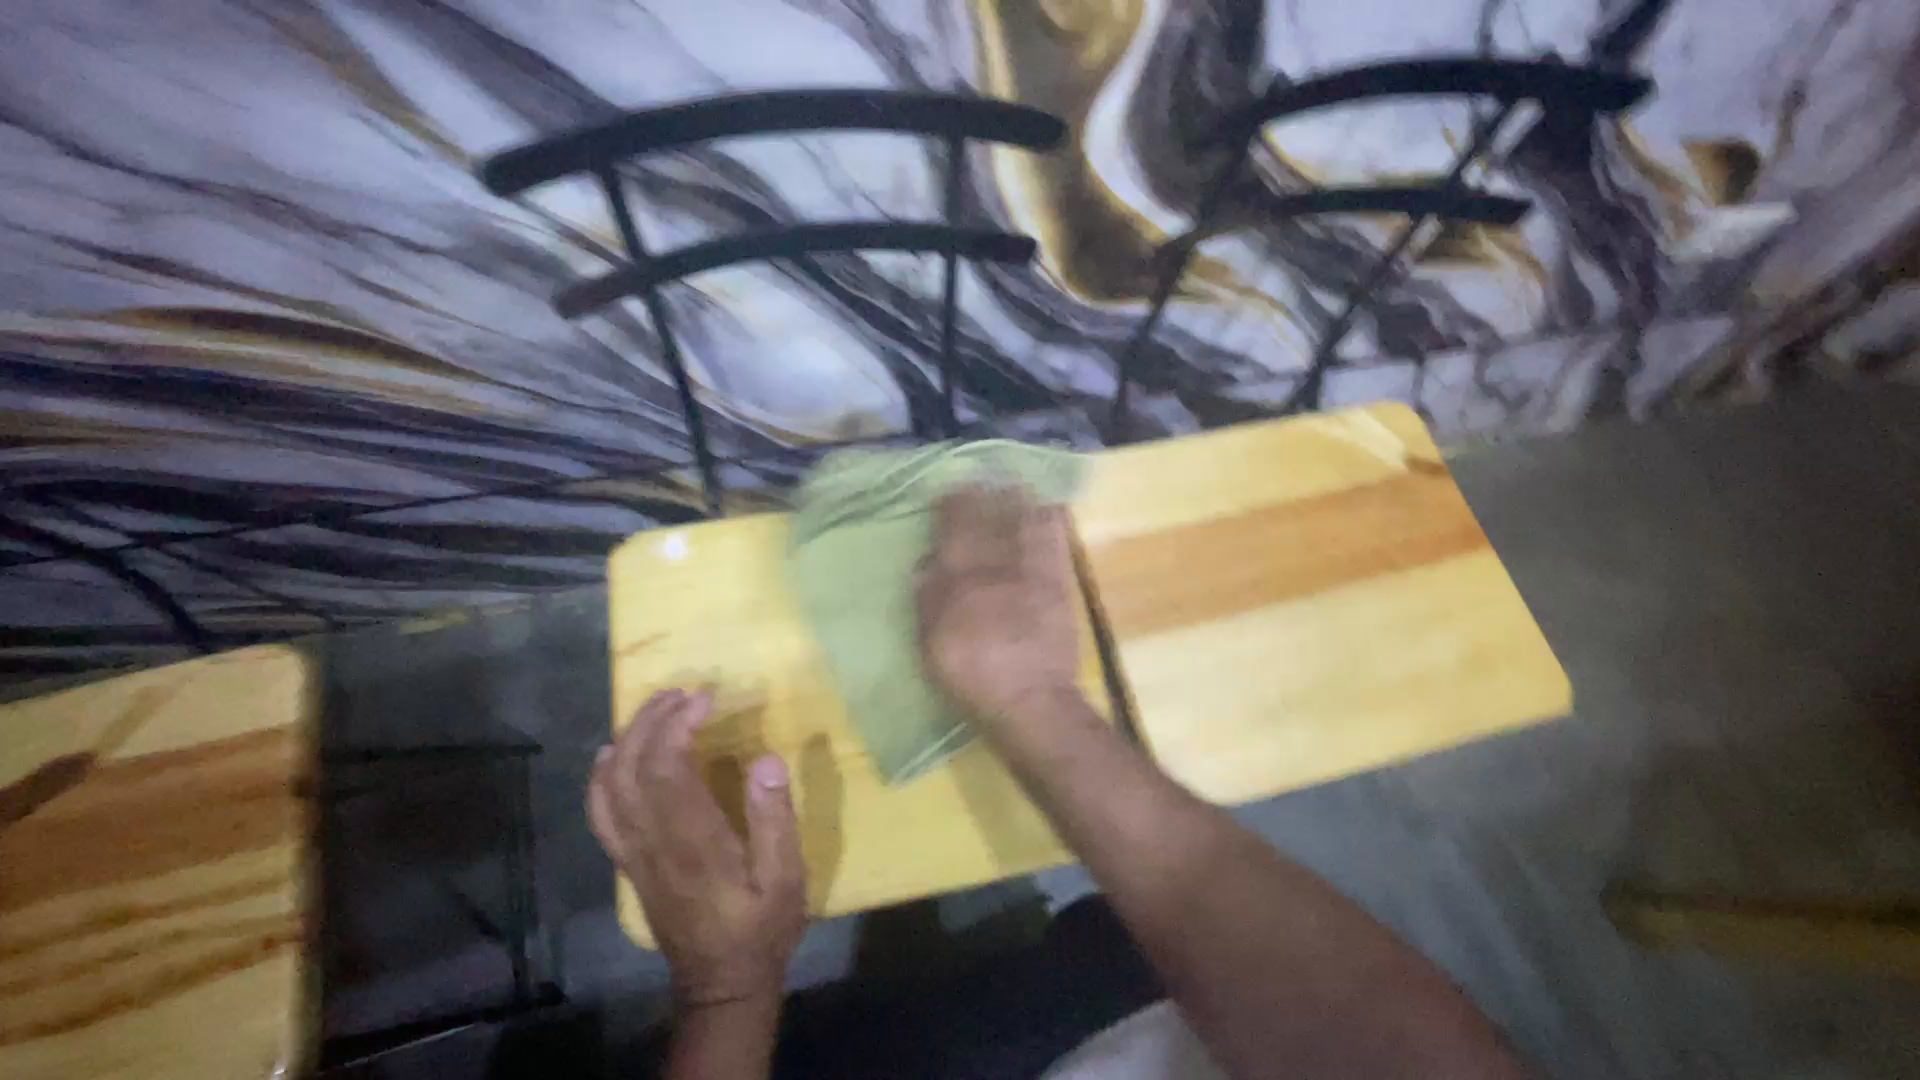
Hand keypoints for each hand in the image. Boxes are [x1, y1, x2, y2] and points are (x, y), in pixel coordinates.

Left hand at [587, 688, 806, 1007]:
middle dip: (652, 720)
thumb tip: (766, 759)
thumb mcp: (786, 878)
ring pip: (610, 785)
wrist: (720, 983)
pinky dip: (601, 775)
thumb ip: (775, 819)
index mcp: (692, 841)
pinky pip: (601, 812)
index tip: (706, 698)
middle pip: (632, 767)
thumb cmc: (761, 927)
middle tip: (684, 692)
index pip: (667, 768)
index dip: (678, 724)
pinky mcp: (629, 862)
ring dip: (629, 738)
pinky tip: (612, 753)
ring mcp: (634, 853)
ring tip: (657, 709)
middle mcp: (653, 841)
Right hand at [918, 485, 1081, 727]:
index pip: (955, 530)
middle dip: (984, 498)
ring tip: (1014, 482)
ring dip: (1018, 501)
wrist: (1030, 700)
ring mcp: (1033, 573)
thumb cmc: (971, 675)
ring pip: (1024, 526)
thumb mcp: (931, 643)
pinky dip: (1051, 523)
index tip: (950, 489)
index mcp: (962, 578)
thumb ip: (928, 598)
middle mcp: (998, 566)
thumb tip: (927, 562)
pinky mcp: (1060, 586)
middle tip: (981, 477)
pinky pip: (1055, 545)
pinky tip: (1049, 508)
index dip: (953, 507)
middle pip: (990, 522)